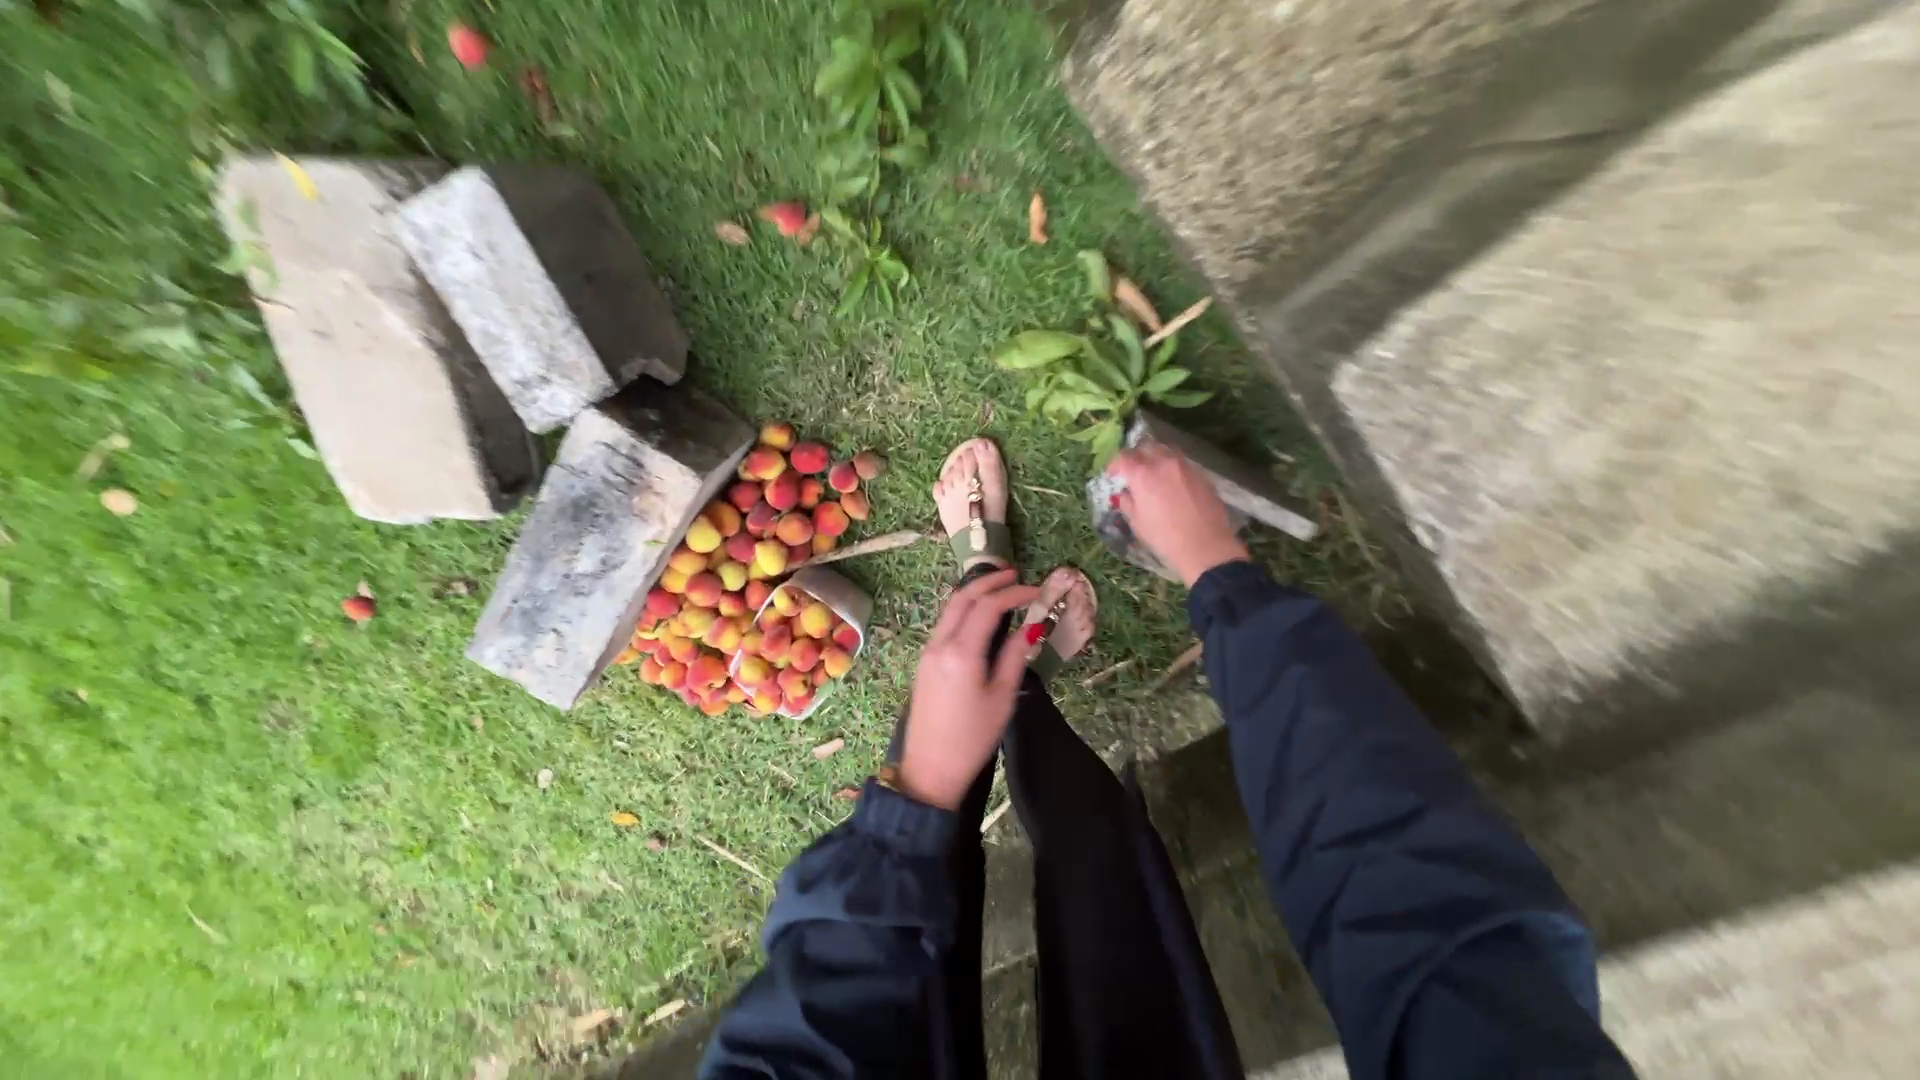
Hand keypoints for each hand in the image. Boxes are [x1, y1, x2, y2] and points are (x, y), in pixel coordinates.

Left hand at [895, 569, 1040, 809]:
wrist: (931, 768)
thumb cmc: (973, 738)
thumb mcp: (1002, 698)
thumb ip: (1014, 657)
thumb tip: (1030, 627)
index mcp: (961, 652)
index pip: (988, 607)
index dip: (1014, 593)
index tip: (1037, 590)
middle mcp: (940, 644)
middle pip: (963, 598)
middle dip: (990, 582)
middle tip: (1016, 574)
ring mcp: (928, 651)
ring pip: (950, 608)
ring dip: (975, 592)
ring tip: (1001, 587)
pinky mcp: (925, 661)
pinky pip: (945, 623)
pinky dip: (964, 609)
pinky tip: (980, 613)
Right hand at [1109, 443, 1249, 585]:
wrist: (1205, 546)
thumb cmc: (1164, 538)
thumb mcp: (1137, 523)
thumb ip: (1128, 503)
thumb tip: (1126, 494)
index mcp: (1143, 475)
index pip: (1124, 457)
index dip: (1115, 465)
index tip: (1113, 475)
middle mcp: (1164, 463)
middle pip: (1147, 447)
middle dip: (1137, 456)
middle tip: (1134, 470)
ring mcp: (1185, 467)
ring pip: (1167, 451)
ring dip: (1157, 458)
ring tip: (1155, 474)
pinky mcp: (1202, 475)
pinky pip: (1183, 464)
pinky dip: (1173, 469)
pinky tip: (1174, 485)